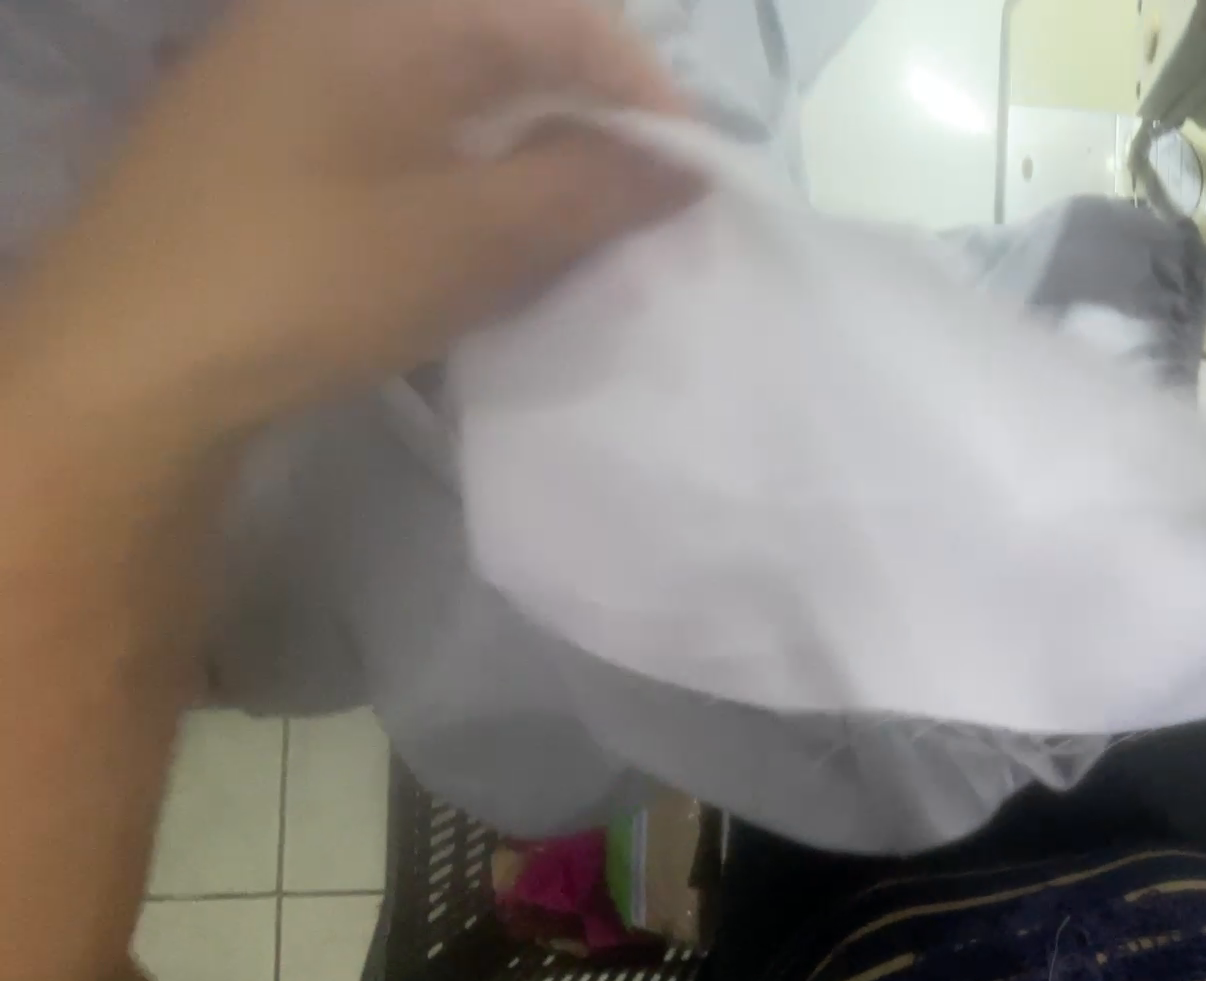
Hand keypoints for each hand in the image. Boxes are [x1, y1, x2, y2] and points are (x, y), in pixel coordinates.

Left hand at [4, 0, 691, 442]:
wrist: (144, 359)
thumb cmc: (318, 281)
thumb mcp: (478, 235)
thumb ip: (592, 187)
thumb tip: (689, 166)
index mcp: (389, 14)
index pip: (563, 18)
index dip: (648, 90)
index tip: (699, 172)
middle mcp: (353, 15)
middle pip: (525, 42)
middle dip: (607, 119)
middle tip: (654, 198)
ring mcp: (324, 68)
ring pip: (487, 87)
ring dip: (559, 147)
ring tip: (602, 215)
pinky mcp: (315, 127)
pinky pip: (444, 123)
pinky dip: (504, 165)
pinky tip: (524, 218)